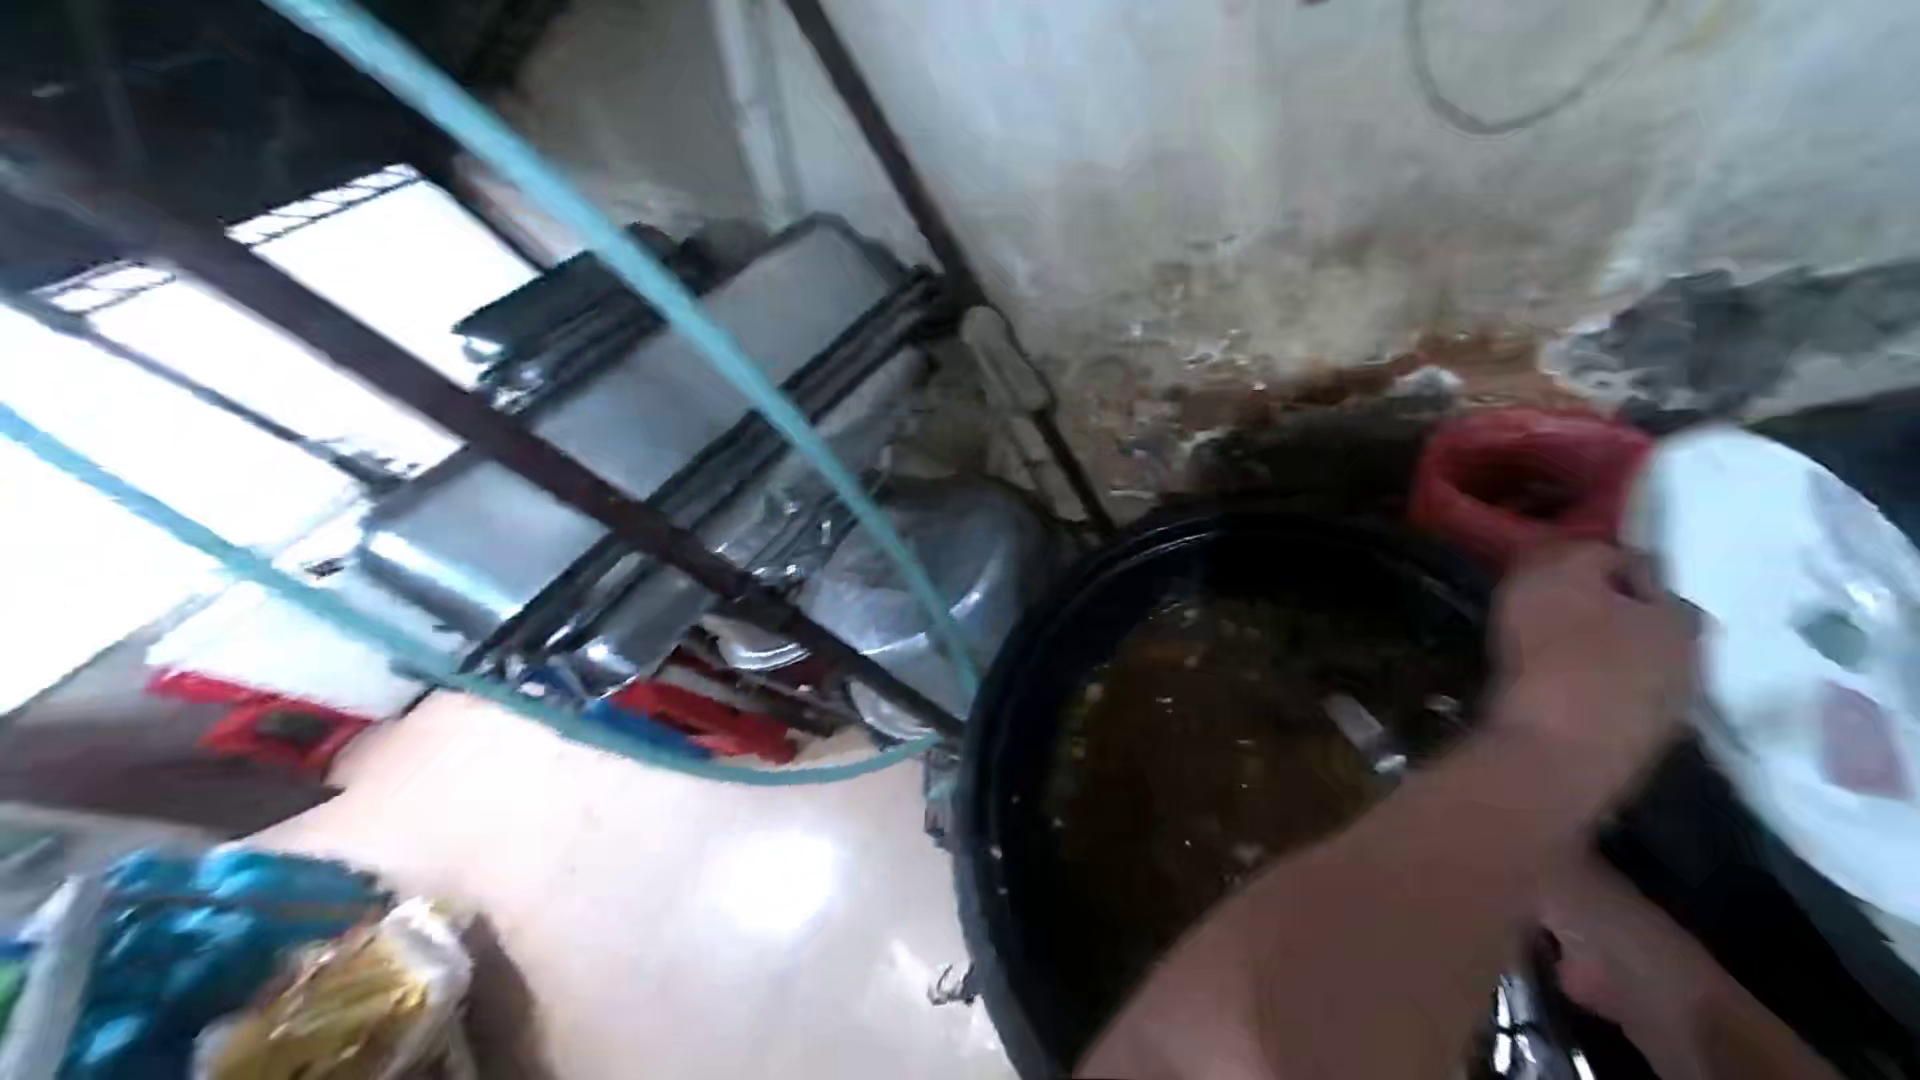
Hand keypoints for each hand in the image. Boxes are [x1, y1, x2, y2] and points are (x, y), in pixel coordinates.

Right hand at [1492, 543, 1701, 781]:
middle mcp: (1692, 658)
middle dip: (1604, 611)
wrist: (1556, 752)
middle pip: (1643, 619)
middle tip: (1551, 610)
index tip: (1554, 571)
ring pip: (1631, 660)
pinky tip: (1552, 691)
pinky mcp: (1637, 742)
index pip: (1643, 570)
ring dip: (1596, 652)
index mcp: (1679, 614)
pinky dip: (1586, 688)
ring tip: (1545, 651)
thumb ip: (1581, 553)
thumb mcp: (1556, 580)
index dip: (1597, 565)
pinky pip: (1612, 697)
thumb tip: (1596, 551)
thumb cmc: (1556, 655)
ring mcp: (1669, 707)